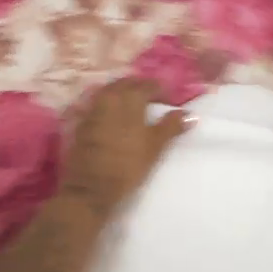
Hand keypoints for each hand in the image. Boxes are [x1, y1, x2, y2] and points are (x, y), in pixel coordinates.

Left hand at [60, 79, 188, 217]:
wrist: (89, 188)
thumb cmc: (127, 166)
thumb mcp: (154, 147)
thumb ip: (171, 126)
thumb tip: (190, 114)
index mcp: (129, 98)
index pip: (147, 84)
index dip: (160, 90)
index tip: (167, 100)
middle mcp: (110, 97)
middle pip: (127, 83)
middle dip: (139, 87)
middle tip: (151, 100)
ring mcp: (93, 108)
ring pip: (110, 91)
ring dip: (123, 93)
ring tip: (133, 107)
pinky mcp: (82, 121)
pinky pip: (98, 103)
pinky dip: (108, 105)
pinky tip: (114, 117)